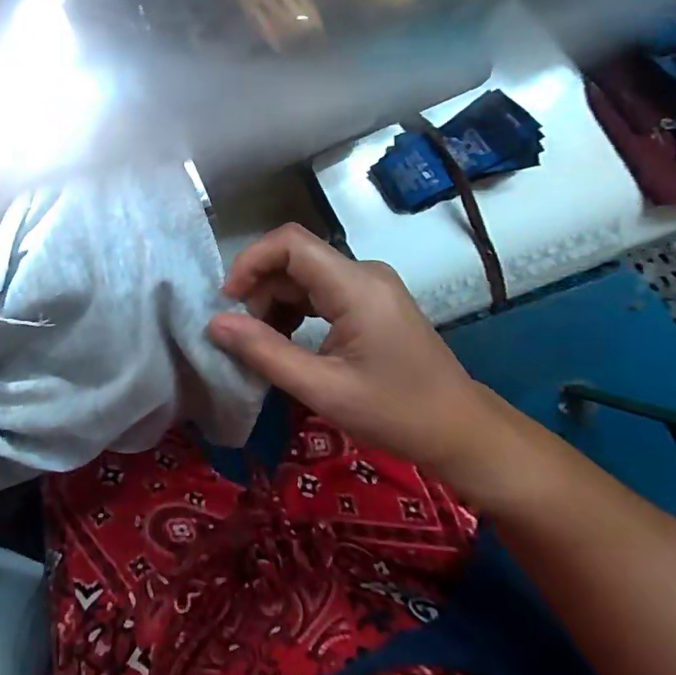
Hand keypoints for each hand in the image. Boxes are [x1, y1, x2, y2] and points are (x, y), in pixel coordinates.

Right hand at [206, 224, 519, 491]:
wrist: (461, 431)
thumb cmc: (396, 413)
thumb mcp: (324, 390)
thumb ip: (266, 353)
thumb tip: (214, 324)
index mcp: (356, 286)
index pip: (290, 242)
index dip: (250, 261)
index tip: (229, 301)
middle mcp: (363, 273)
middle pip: (294, 258)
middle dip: (260, 290)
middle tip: (243, 336)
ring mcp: (370, 285)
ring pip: (304, 275)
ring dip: (275, 303)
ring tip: (263, 344)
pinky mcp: (371, 300)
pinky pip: (320, 290)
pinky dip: (295, 311)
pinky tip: (287, 343)